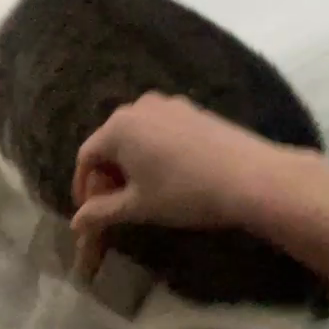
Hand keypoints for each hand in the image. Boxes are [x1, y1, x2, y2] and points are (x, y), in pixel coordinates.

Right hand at [70, 93, 302, 234]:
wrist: (253, 178)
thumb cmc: (184, 193)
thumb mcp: (137, 207)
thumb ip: (100, 212)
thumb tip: (75, 223)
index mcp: (117, 127)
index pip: (86, 157)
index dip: (83, 186)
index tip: (89, 212)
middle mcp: (137, 108)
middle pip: (110, 144)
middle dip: (107, 175)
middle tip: (113, 204)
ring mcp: (168, 105)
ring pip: (136, 137)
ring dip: (130, 164)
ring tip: (140, 191)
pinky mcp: (193, 110)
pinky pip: (159, 131)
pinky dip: (153, 152)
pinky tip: (167, 175)